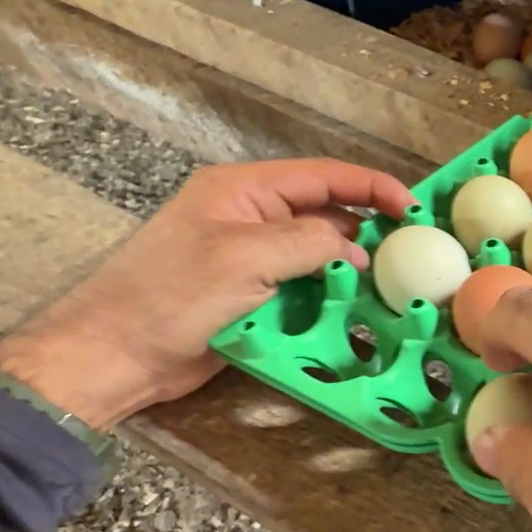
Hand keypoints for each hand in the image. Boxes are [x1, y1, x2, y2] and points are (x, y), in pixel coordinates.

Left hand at [0, 159, 414, 429]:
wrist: (115, 355)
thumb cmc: (172, 297)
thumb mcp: (245, 258)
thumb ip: (310, 243)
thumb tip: (360, 252)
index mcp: (244, 191)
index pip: (324, 175)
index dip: (374, 186)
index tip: (416, 210)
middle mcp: (253, 216)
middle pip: (328, 210)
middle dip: (371, 227)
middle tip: (416, 251)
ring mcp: (254, 256)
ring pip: (322, 251)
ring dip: (356, 265)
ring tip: (397, 281)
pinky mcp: (257, 292)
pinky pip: (309, 284)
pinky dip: (336, 292)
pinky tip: (362, 306)